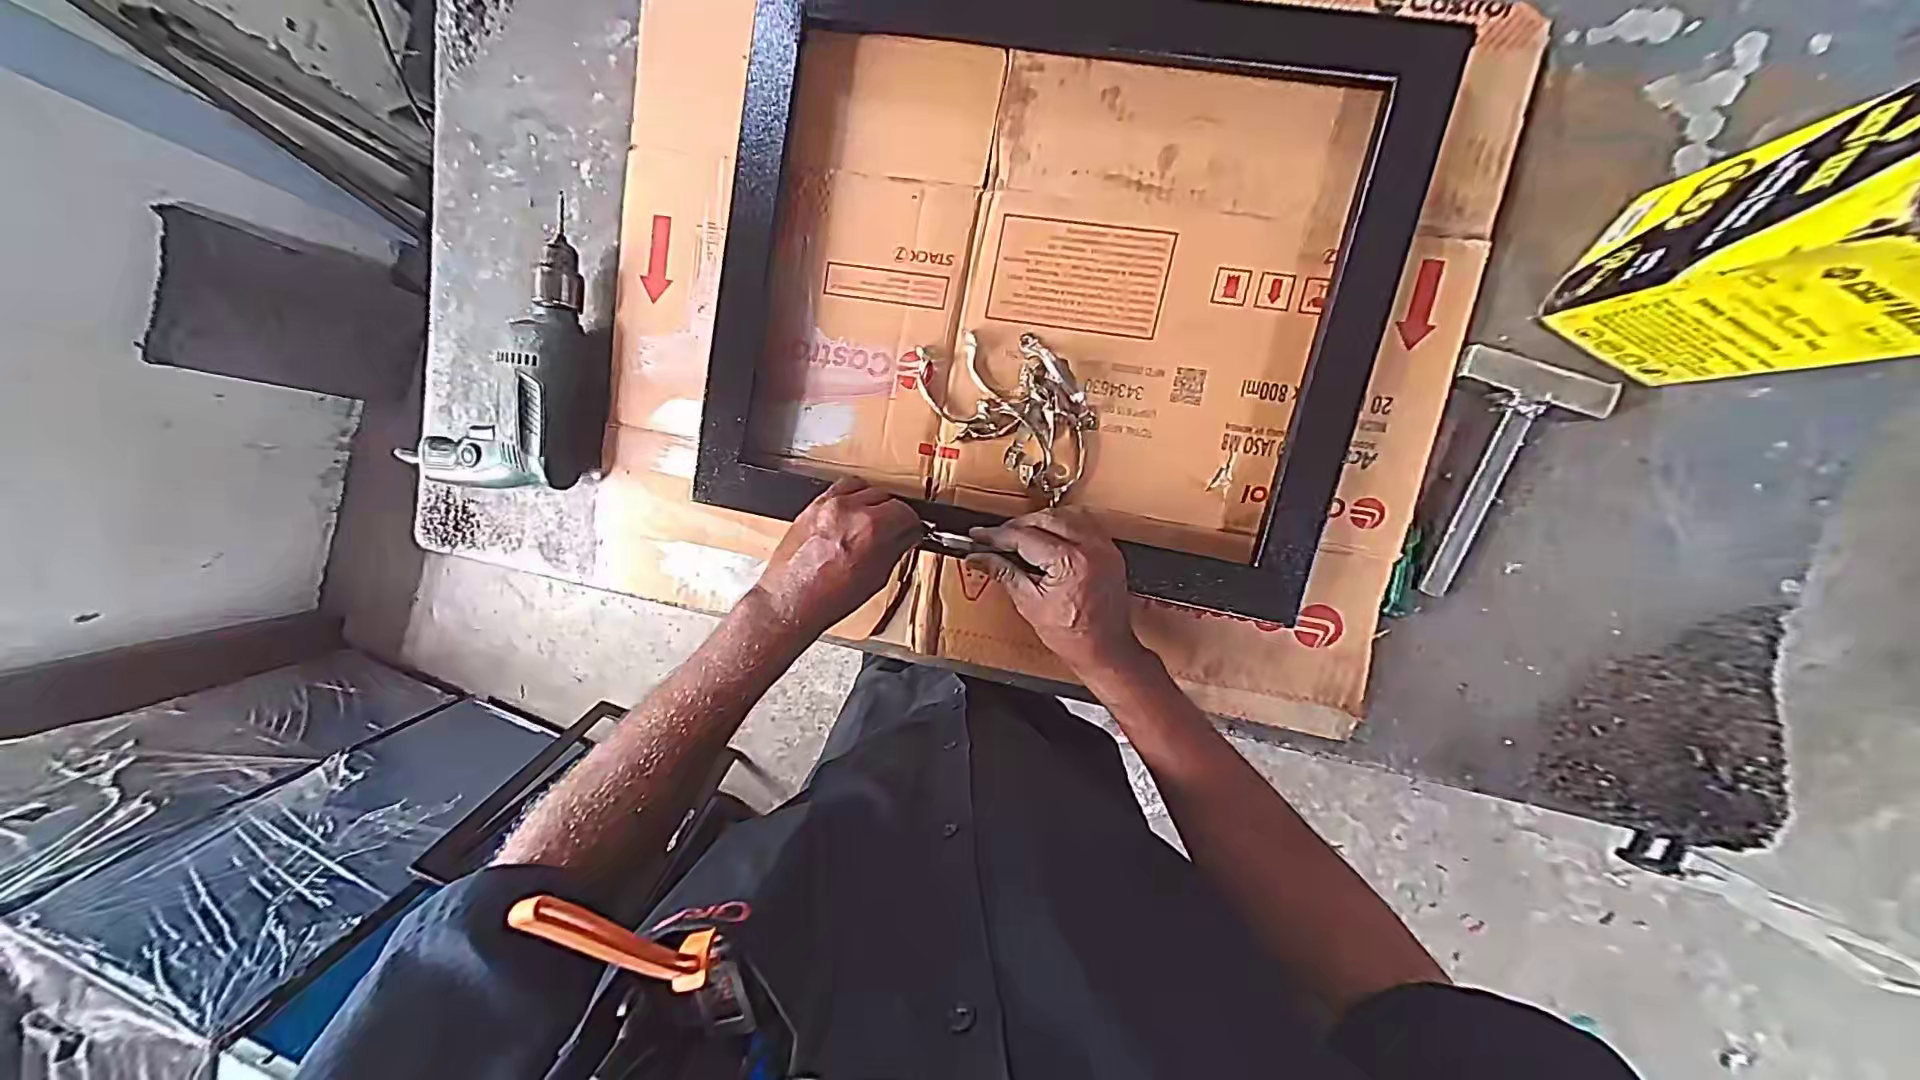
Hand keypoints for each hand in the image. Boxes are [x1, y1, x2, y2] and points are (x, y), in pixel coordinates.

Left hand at [750, 477, 921, 637]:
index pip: (906, 512)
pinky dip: (851, 497)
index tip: (912, 531)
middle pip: (888, 497)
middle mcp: (850, 510)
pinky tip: (853, 512)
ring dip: (874, 502)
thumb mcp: (876, 578)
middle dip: (894, 515)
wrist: (791, 601)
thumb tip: (907, 536)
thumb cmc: (828, 597)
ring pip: (865, 488)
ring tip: (873, 521)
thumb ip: (895, 549)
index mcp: (871, 529)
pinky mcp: (813, 505)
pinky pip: (840, 488)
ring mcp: (829, 505)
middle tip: (895, 531)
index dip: (913, 525)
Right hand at [966, 508, 1149, 677]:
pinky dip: (1063, 523)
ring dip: (1039, 520)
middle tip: (995, 539)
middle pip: (1043, 518)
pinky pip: (1084, 522)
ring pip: (1064, 514)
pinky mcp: (1110, 550)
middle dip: (1015, 526)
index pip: (1023, 537)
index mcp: (1069, 562)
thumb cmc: (1074, 636)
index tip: (980, 537)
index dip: (996, 536)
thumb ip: (1004, 573)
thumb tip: (980, 558)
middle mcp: (1090, 548)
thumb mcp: (1030, 604)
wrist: (1105, 650)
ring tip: (1020, 536)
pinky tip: (1049, 534)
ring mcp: (1104, 547)